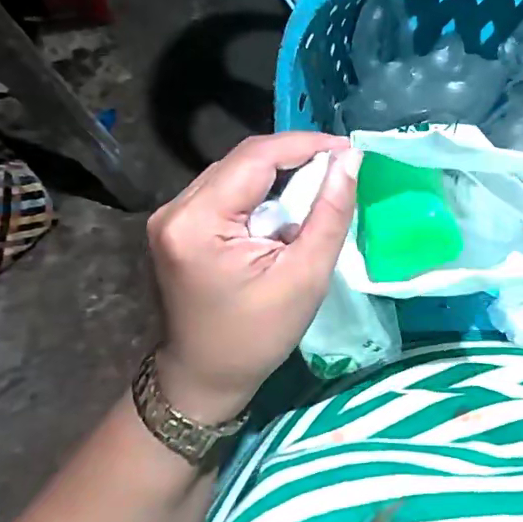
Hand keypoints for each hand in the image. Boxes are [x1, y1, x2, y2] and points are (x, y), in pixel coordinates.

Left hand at [146, 133, 360, 421]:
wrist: (204, 376)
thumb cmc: (257, 336)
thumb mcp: (305, 276)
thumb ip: (330, 212)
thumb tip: (351, 160)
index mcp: (197, 222)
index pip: (256, 157)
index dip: (306, 144)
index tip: (349, 150)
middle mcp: (175, 209)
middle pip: (243, 160)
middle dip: (295, 158)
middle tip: (341, 168)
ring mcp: (171, 215)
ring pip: (236, 171)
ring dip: (280, 175)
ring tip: (320, 188)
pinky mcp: (178, 225)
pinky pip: (227, 190)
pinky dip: (262, 191)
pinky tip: (287, 209)